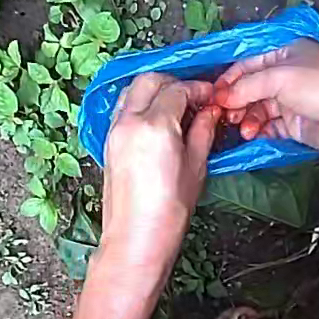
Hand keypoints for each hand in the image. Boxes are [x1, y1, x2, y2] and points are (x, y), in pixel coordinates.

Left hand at [99, 73, 218, 277]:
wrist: (137, 237)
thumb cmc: (170, 209)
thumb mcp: (196, 167)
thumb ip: (203, 132)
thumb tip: (209, 112)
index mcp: (155, 125)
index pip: (177, 90)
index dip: (197, 89)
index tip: (210, 97)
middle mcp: (130, 122)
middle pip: (149, 80)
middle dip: (173, 82)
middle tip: (193, 97)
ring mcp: (115, 131)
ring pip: (132, 91)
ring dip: (154, 90)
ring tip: (175, 108)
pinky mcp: (108, 142)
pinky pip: (123, 109)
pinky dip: (140, 105)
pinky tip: (158, 121)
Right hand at [213, 38, 318, 156]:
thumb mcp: (281, 77)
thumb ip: (248, 86)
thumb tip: (223, 97)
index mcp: (286, 53)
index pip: (248, 64)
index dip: (230, 79)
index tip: (214, 95)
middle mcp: (288, 75)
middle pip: (251, 88)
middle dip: (236, 102)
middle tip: (225, 115)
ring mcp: (292, 101)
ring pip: (259, 109)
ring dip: (248, 119)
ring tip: (245, 129)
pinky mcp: (295, 124)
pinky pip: (269, 126)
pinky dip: (259, 130)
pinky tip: (253, 135)